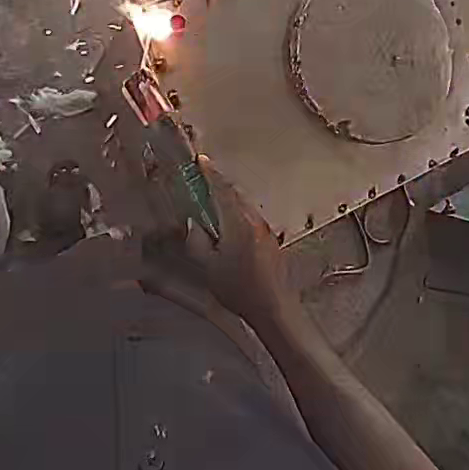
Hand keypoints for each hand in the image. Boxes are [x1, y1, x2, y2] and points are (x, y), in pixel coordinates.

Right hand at [191, 156, 294, 325]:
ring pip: (244, 209)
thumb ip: (197, 242)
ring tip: (213, 211)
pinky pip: (251, 221)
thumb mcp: (209, 267)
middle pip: (235, 196)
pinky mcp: (271, 242)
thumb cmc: (240, 289)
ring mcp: (265, 232)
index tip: (202, 161)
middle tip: (203, 183)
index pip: (222, 191)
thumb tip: (194, 224)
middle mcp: (255, 222)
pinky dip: (238, 218)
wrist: (274, 308)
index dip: (210, 174)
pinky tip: (230, 233)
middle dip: (219, 188)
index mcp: (238, 223)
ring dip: (229, 204)